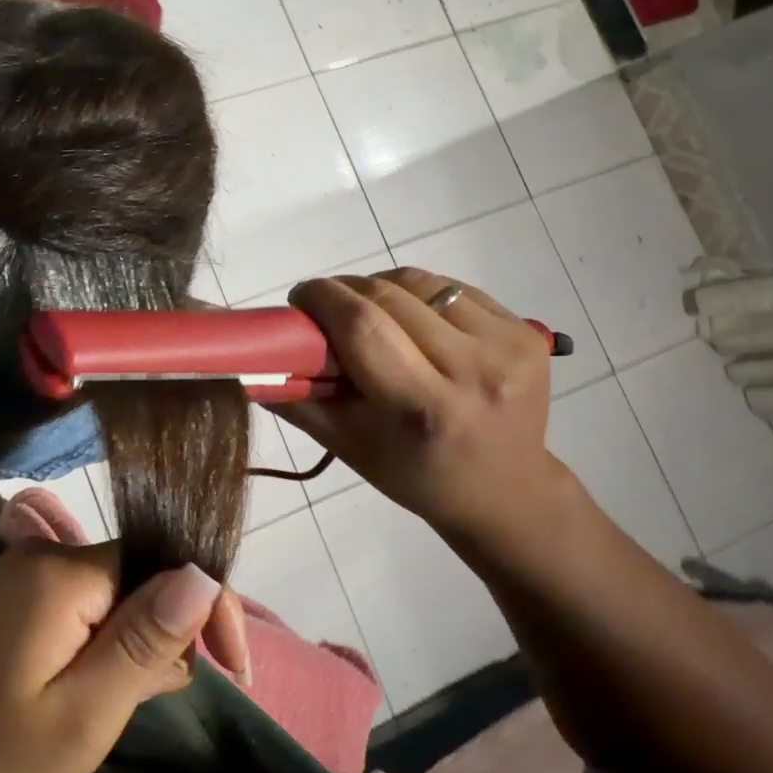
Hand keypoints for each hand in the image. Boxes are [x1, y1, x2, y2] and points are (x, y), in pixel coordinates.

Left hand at [0, 541, 240, 772]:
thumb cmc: (1, 746)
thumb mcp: (85, 710)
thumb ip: (143, 641)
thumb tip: (201, 575)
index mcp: (60, 574)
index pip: (162, 559)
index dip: (205, 607)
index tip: (230, 670)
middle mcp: (46, 553)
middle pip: (142, 571)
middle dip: (171, 631)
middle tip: (152, 697)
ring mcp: (33, 570)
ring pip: (122, 590)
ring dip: (142, 641)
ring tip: (124, 699)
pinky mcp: (29, 592)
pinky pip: (94, 601)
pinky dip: (114, 641)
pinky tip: (105, 684)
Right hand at [272, 268, 570, 536]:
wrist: (505, 489)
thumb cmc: (412, 471)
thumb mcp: (343, 443)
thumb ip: (294, 398)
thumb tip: (247, 360)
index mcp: (423, 406)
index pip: (362, 325)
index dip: (322, 298)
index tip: (298, 300)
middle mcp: (474, 371)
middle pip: (388, 296)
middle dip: (343, 290)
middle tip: (322, 306)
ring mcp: (508, 347)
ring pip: (419, 283)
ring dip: (379, 286)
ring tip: (365, 312)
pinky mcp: (525, 332)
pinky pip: (451, 288)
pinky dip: (416, 293)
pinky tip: (408, 319)